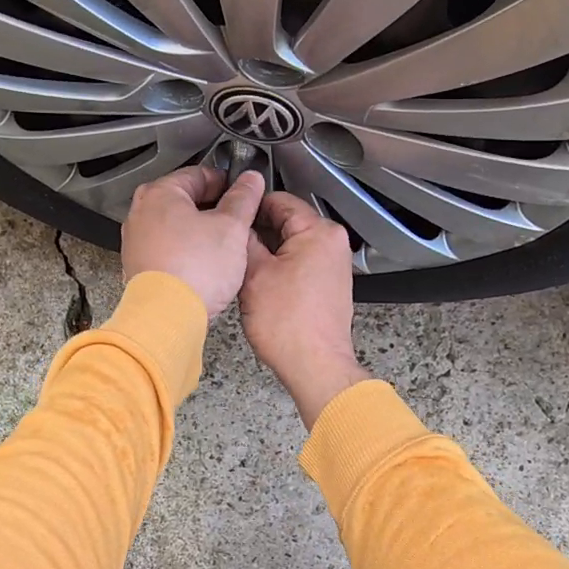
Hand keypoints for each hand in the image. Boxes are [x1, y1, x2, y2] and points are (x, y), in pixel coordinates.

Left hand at [120, 165, 265, 313]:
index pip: (198, 174)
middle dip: (211, 211)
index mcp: (160, 193)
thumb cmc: (192, 272)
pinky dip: (184, 256)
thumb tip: (250, 183)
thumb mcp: (231, 228)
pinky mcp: (139, 270)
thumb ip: (243, 199)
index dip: (224, 182)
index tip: (239, 192)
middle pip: (184, 202)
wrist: (167, 318)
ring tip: (219, 250)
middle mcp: (141, 215)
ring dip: (197, 235)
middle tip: (233, 223)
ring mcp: (137, 244)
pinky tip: (201, 269)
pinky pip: (167, 254)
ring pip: (174, 230)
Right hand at [239, 192, 370, 427]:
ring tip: (246, 272)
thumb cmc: (291, 329)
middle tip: (234, 249)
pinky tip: (264, 290)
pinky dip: (282, 273)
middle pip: (288, 225)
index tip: (233, 215)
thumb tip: (239, 228)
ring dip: (269, 256)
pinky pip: (302, 269)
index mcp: (319, 232)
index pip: (280, 201)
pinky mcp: (330, 289)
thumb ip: (245, 243)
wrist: (316, 367)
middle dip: (260, 235)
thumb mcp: (254, 276)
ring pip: (293, 248)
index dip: (251, 208)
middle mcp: (333, 245)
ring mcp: (335, 268)